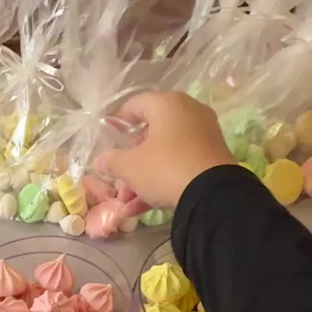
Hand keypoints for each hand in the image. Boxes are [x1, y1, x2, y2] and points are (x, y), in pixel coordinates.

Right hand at [98, 92, 235, 208]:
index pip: (136, 104)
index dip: (119, 119)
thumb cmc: (165, 168)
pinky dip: (160, 181)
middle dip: (130, 160)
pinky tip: (142, 207)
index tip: (108, 134)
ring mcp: (202, 134)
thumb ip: (112, 162)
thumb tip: (100, 162)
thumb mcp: (130, 167)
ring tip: (127, 202)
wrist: (211, 192)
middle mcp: (188, 112)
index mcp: (167, 105)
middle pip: (150, 133)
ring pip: (163, 153)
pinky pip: (178, 164)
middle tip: (118, 179)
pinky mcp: (211, 155)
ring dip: (142, 177)